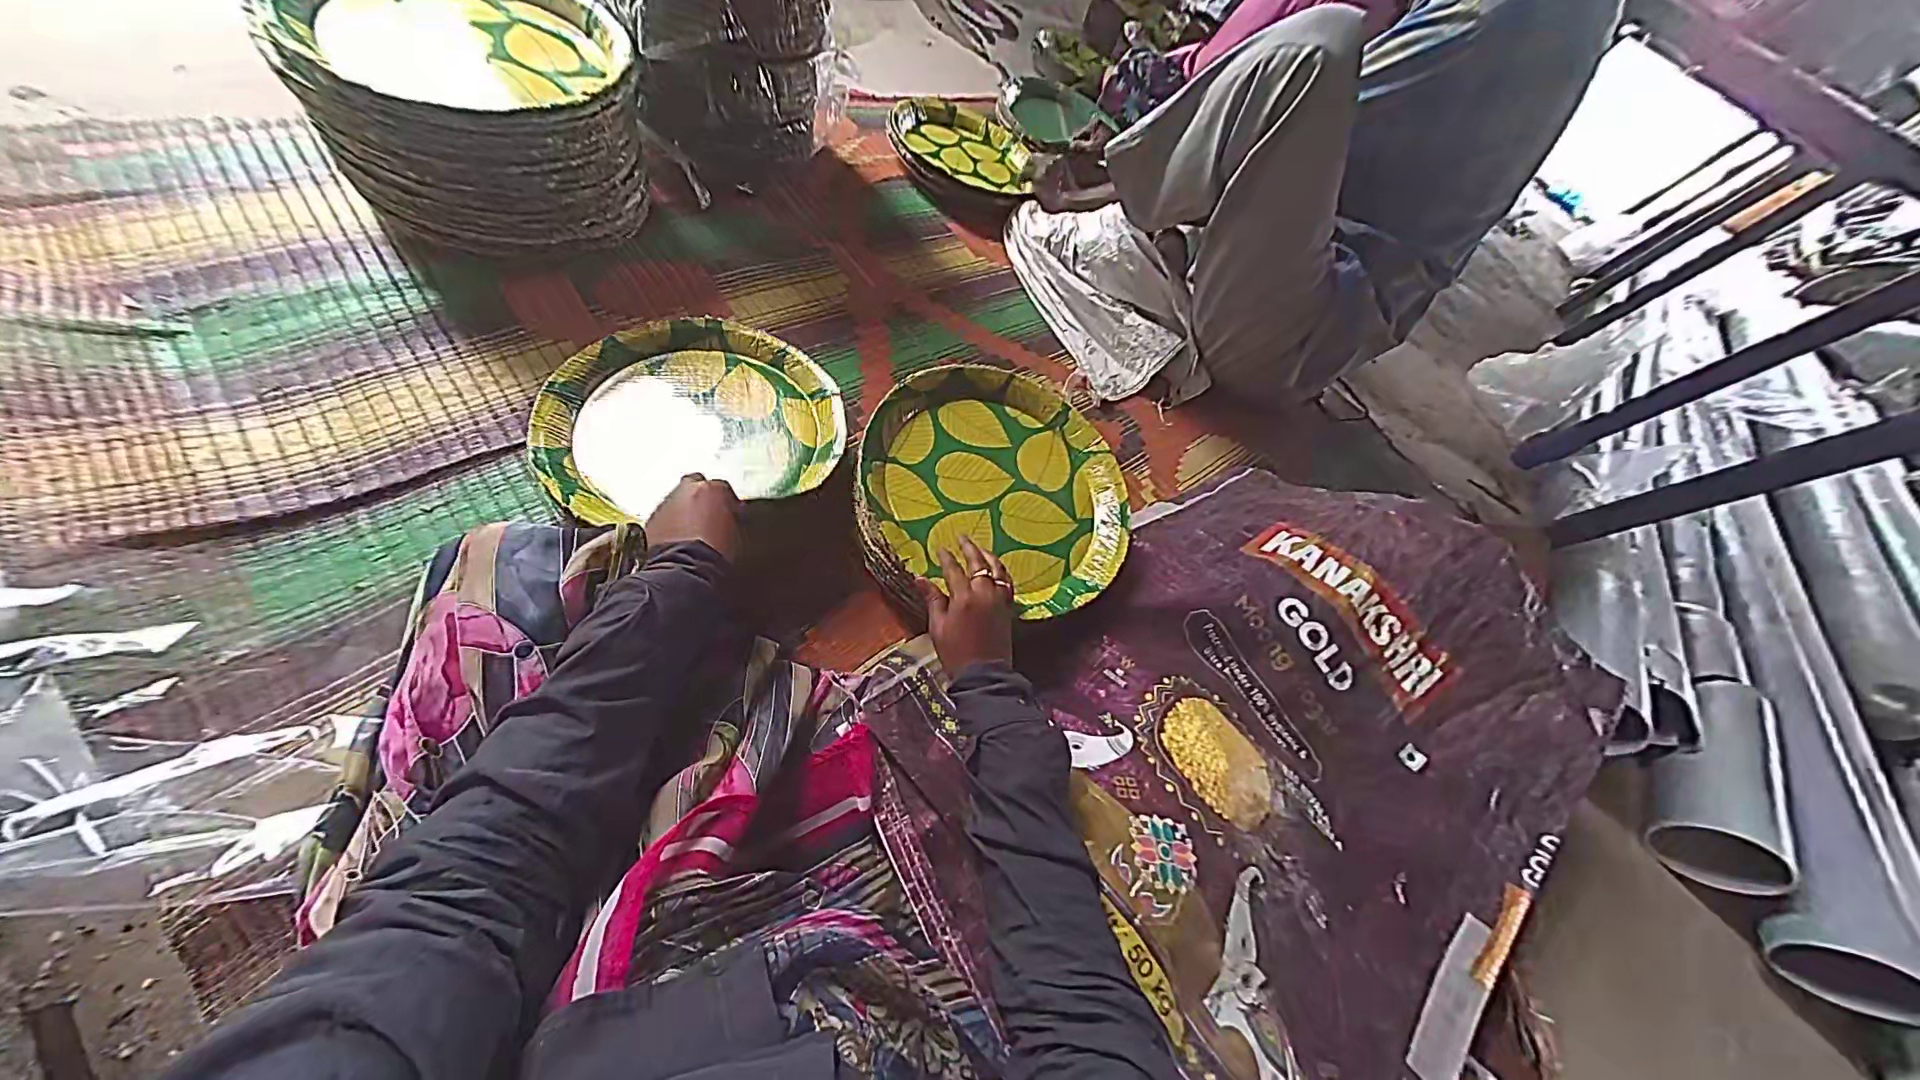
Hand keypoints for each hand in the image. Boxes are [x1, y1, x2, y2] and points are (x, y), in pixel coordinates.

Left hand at [646, 474, 740, 561]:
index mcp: (714, 489)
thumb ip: (733, 518)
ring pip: (677, 501)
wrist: (684, 572)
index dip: (727, 503)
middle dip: (701, 499)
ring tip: (693, 533)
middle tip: (708, 518)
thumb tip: (731, 518)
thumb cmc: (712, 554)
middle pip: (695, 485)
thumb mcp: (736, 534)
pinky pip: (664, 517)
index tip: (729, 515)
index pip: (724, 489)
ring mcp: (666, 503)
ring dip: (684, 512)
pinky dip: (670, 525)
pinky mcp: (651, 519)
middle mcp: (687, 489)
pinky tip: (678, 540)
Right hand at [916, 535, 1014, 673]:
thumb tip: (920, 579)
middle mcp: (984, 594)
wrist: (984, 674)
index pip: (954, 570)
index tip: (941, 549)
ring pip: (997, 570)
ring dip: (988, 556)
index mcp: (964, 598)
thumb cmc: (956, 653)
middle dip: (970, 548)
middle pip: (978, 563)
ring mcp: (1000, 600)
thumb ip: (932, 600)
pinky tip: (997, 569)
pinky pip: (1008, 582)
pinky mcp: (1009, 608)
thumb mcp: (938, 627)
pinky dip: (1002, 572)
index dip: (947, 558)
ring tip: (981, 549)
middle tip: (963, 538)